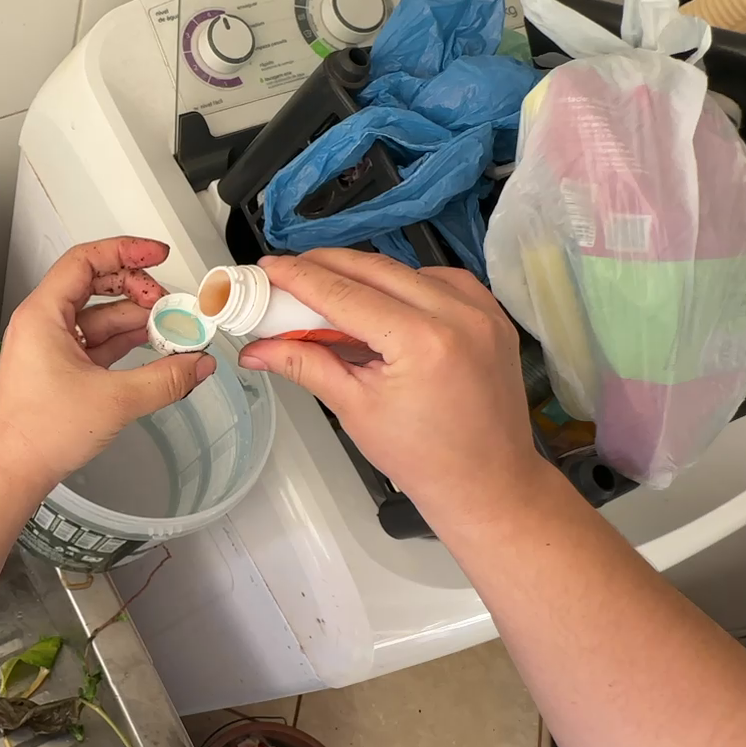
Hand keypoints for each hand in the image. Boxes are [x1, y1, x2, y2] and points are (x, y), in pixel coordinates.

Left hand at [0, 238, 216, 491]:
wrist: (10, 471)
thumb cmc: (39, 433)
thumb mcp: (114, 400)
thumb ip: (165, 379)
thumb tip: (198, 364)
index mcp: (44, 314)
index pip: (85, 261)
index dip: (125, 251)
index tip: (158, 255)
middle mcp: (43, 324)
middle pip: (96, 286)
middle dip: (138, 290)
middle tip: (171, 304)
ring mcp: (51, 347)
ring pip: (100, 317)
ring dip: (136, 321)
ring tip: (173, 332)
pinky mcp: (60, 370)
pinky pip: (97, 343)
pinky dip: (125, 344)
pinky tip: (154, 351)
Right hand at [237, 249, 551, 521]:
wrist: (487, 481)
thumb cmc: (420, 455)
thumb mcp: (351, 407)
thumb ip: (303, 365)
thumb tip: (255, 350)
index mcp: (421, 341)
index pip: (344, 294)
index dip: (299, 277)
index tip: (266, 268)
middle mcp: (458, 314)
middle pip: (374, 269)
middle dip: (324, 265)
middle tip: (285, 272)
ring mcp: (482, 311)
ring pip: (405, 269)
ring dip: (361, 272)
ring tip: (324, 287)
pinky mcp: (491, 315)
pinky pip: (438, 280)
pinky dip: (400, 282)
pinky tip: (378, 299)